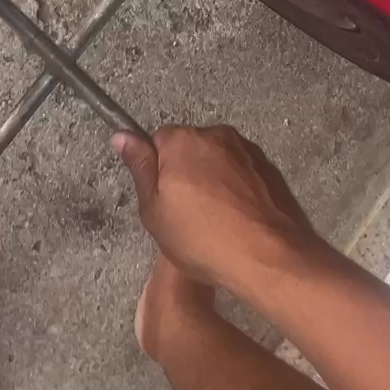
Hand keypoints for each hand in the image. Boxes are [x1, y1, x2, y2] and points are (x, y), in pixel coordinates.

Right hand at [111, 125, 320, 287]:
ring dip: (214, 181)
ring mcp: (246, 150)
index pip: (159, 140)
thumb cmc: (204, 237)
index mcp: (183, 140)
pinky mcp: (268, 168)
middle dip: (186, 173)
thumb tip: (121, 136)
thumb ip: (139, 167)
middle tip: (185, 214)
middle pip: (191, 148)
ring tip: (215, 221)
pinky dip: (238, 189)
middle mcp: (216, 135)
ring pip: (218, 161)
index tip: (163, 197)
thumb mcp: (155, 209)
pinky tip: (237, 220)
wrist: (267, 255)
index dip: (158, 171)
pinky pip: (242, 173)